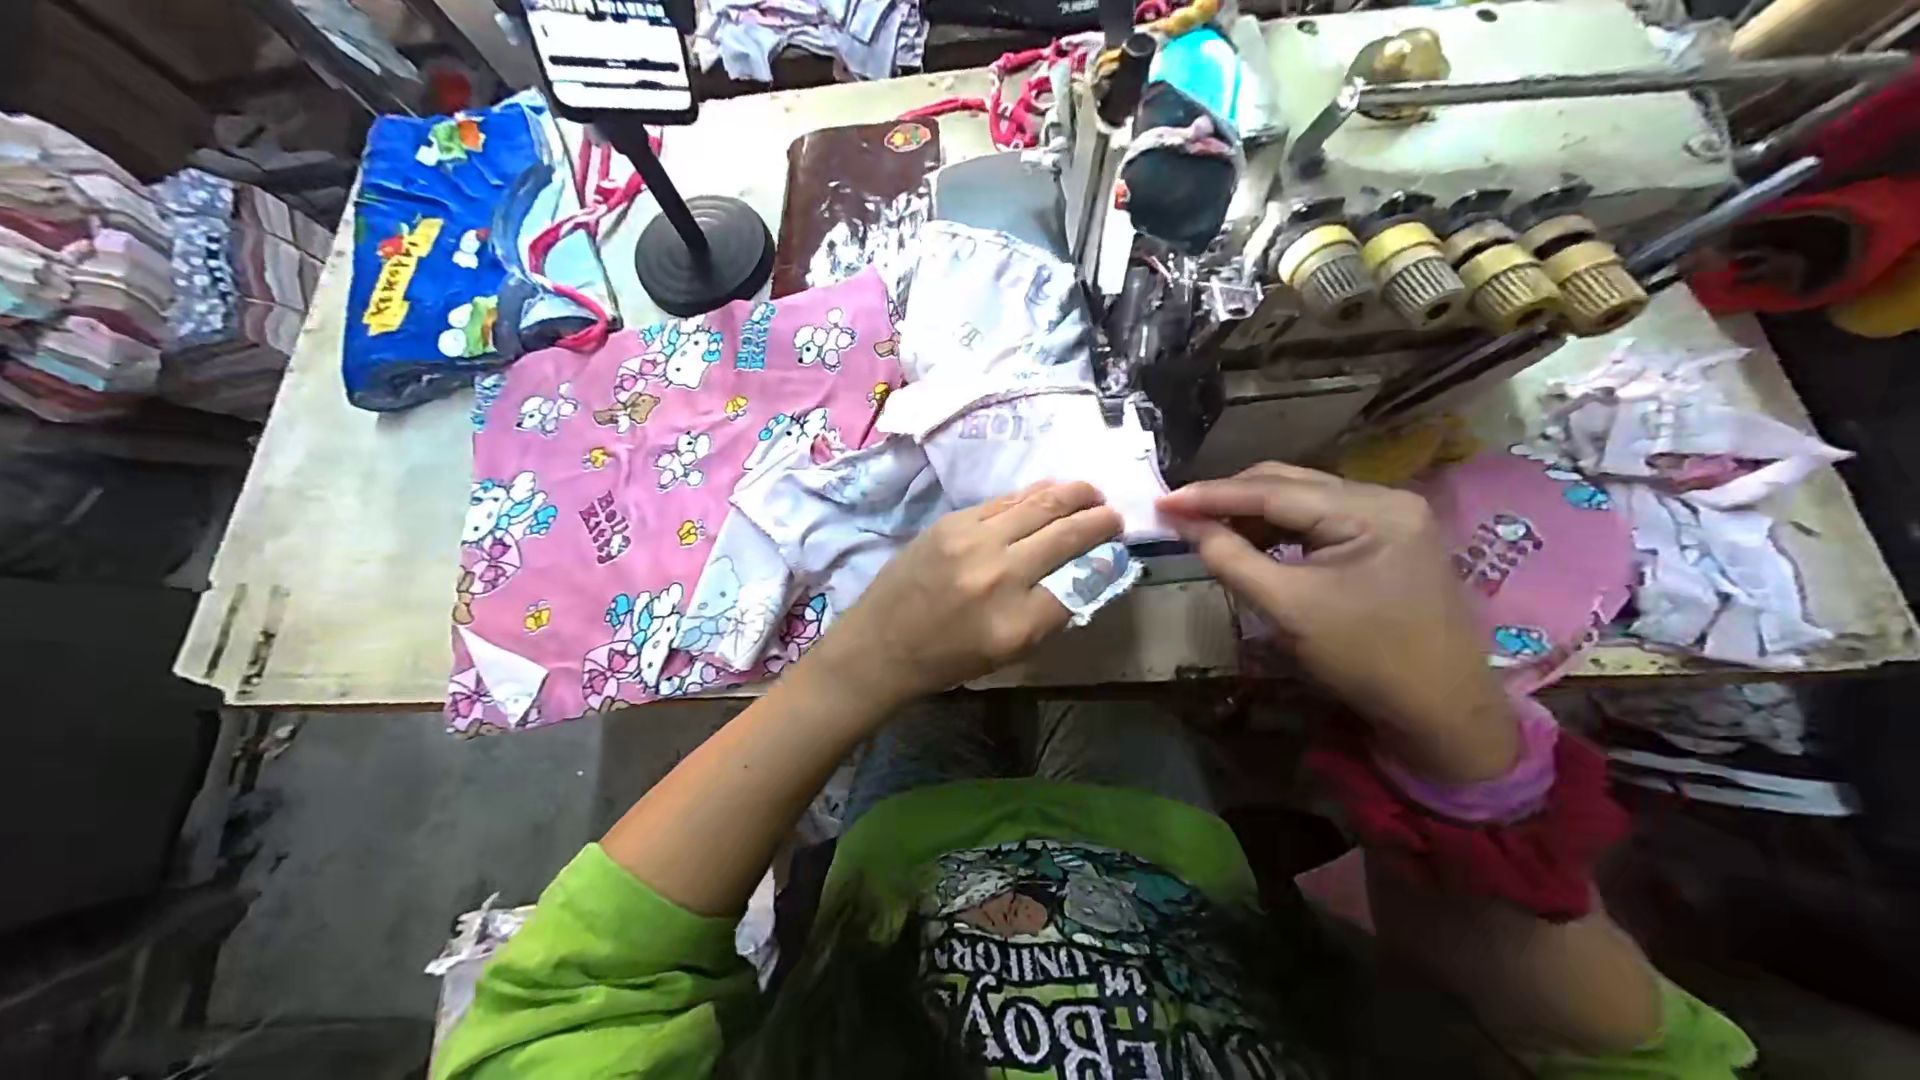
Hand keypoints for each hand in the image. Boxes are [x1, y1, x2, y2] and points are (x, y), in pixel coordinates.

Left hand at [803, 481, 1122, 710]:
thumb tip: (1088, 572)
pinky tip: (1052, 491)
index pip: (1081, 583)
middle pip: (1066, 536)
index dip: (1106, 563)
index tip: (1116, 551)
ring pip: (1040, 506)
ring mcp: (973, 542)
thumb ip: (1050, 613)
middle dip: (1099, 521)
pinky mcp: (952, 522)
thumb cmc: (947, 658)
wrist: (881, 643)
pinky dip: (1035, 494)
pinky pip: (1006, 500)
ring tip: (1092, 493)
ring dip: (1074, 495)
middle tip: (1114, 516)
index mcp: (1017, 623)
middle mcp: (1000, 576)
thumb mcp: (1008, 652)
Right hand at [1157, 463, 1517, 783]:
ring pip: (1301, 499)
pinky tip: (1252, 541)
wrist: (1442, 712)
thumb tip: (1183, 524)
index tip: (1163, 502)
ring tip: (1209, 530)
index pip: (1274, 490)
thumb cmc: (1366, 660)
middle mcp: (1385, 498)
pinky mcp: (1385, 538)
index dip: (1212, 495)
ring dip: (1252, 513)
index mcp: (1372, 510)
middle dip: (1230, 498)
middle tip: (1181, 515)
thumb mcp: (1287, 608)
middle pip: (1289, 484)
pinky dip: (1278, 529)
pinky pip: (1318, 520)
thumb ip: (1230, 558)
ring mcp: (1390, 516)